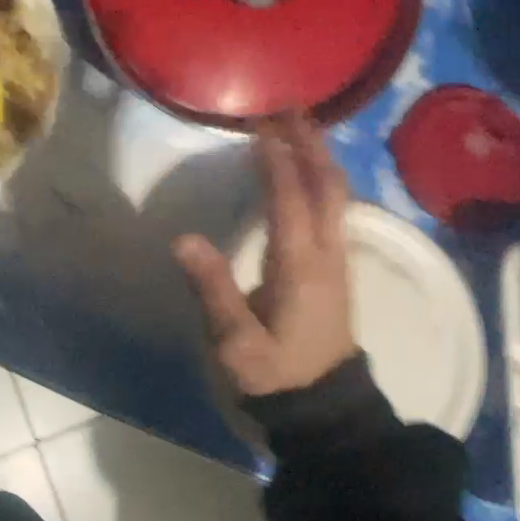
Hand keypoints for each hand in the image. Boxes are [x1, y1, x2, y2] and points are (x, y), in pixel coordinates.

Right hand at [174, 113, 358, 397]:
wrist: (324, 411)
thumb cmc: (275, 375)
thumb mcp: (236, 341)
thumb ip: (212, 289)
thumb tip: (183, 239)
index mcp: (300, 266)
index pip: (290, 201)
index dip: (275, 161)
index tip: (258, 127)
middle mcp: (327, 254)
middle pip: (327, 186)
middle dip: (309, 144)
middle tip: (288, 109)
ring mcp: (337, 261)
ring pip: (336, 196)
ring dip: (318, 158)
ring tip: (297, 130)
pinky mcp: (335, 270)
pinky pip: (333, 209)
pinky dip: (320, 180)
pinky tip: (305, 174)